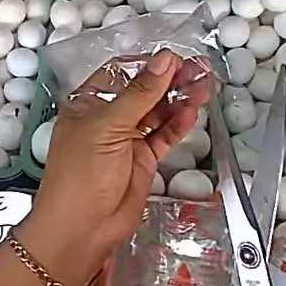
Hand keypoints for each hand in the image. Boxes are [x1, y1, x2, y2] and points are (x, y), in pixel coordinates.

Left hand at [22, 51, 207, 285]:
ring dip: (179, 99)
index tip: (172, 58)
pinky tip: (192, 112)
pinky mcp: (143, 159)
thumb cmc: (82, 173)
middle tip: (199, 69)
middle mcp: (107, 119)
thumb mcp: (108, 126)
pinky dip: (178, 124)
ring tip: (204, 87)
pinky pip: (163, 136)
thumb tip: (164, 61)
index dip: (146, 65)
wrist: (82, 227)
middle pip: (143, 91)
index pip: (120, 74)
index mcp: (88, 104)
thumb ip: (140, 93)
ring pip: (157, 112)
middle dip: (170, 80)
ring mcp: (126, 139)